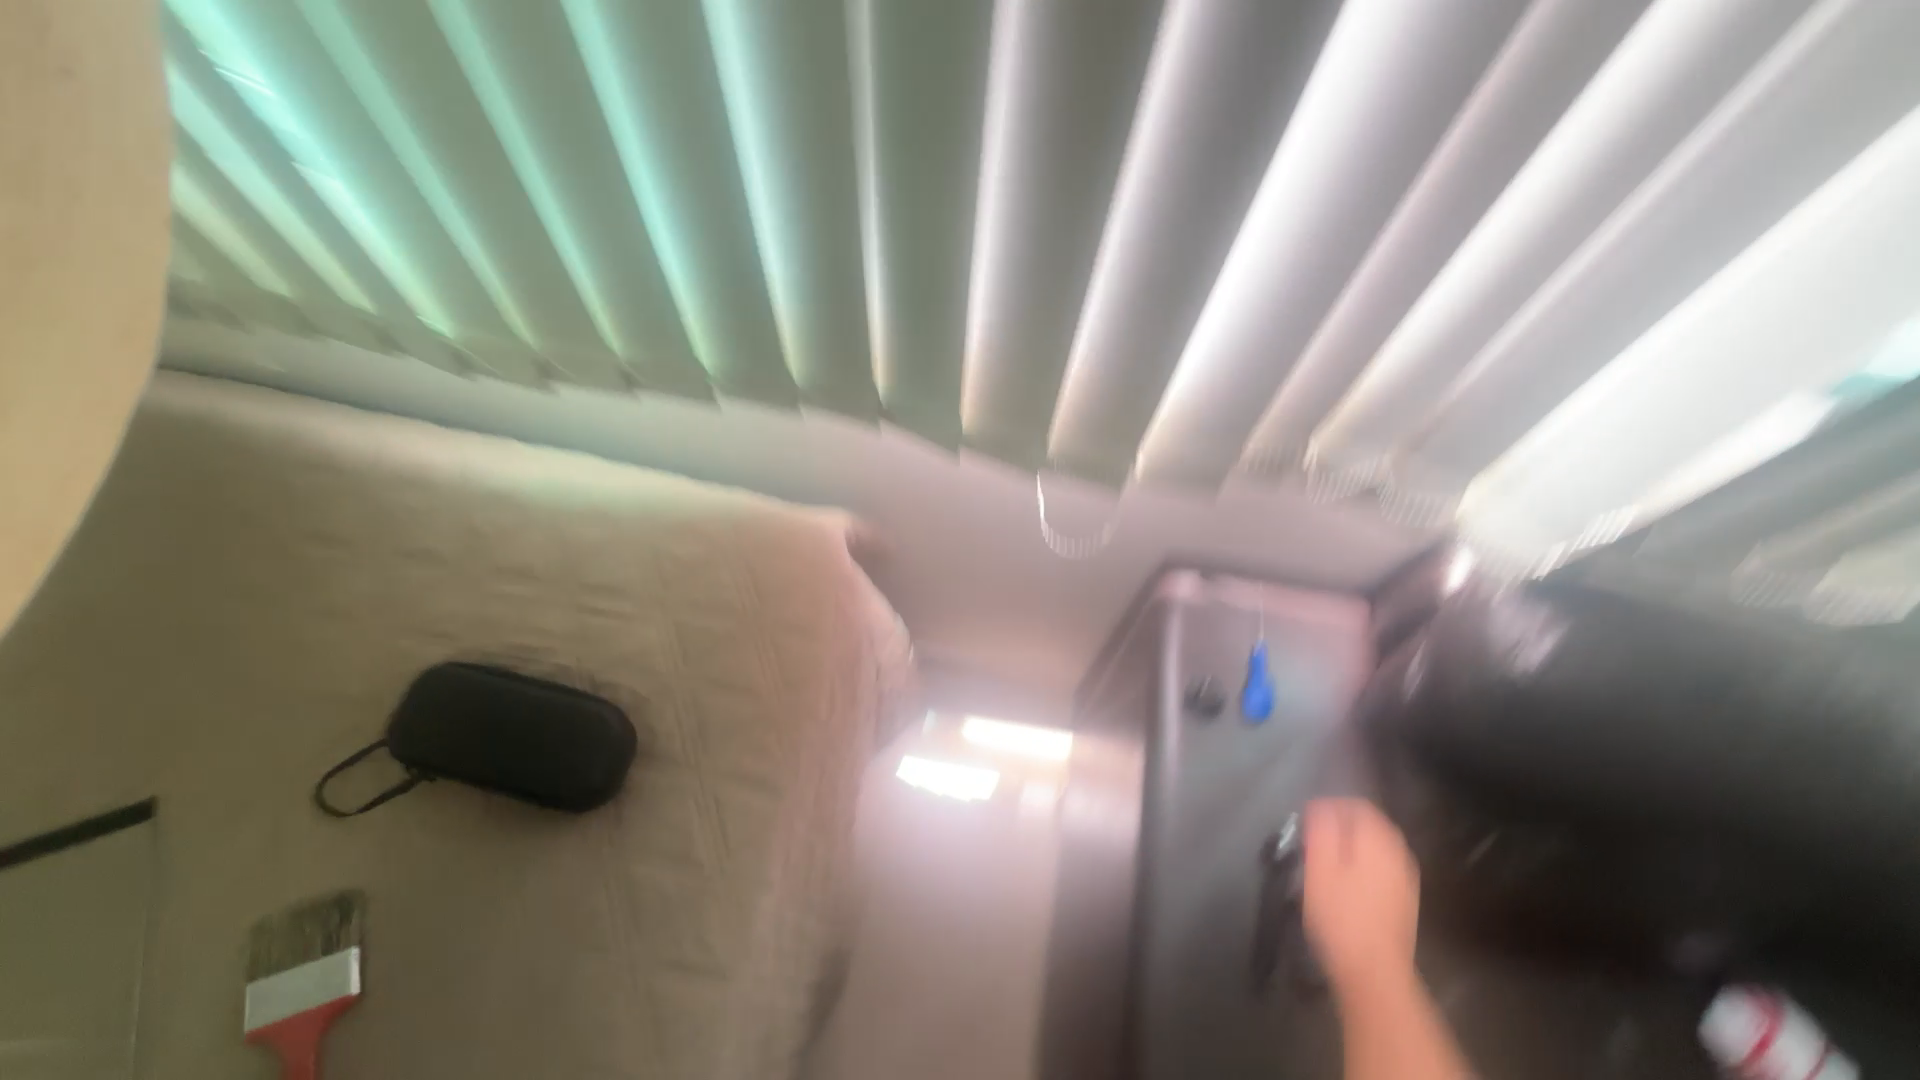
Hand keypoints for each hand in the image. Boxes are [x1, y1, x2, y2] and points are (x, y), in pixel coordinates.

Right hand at [1302, 798, 1420, 998]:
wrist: (1374, 972)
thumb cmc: (1340, 917)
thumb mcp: (1320, 869)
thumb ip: (1323, 831)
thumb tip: (1321, 805)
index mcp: (1378, 841)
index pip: (1358, 805)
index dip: (1330, 805)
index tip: (1306, 818)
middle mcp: (1398, 853)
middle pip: (1371, 823)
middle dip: (1342, 823)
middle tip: (1314, 837)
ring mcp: (1406, 878)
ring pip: (1378, 845)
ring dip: (1354, 843)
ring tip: (1327, 857)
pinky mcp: (1405, 899)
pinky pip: (1384, 865)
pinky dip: (1365, 861)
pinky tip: (1348, 880)